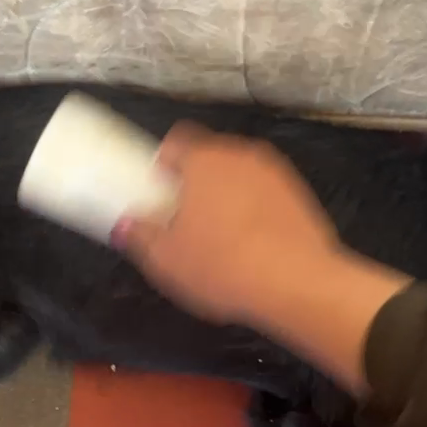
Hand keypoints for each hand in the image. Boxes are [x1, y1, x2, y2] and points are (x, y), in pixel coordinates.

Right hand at [115, 124, 343, 324]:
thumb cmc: (222, 266)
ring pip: (238, 177)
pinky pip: (264, 195)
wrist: (298, 284)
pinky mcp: (300, 195)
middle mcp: (240, 154)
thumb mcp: (165, 260)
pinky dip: (254, 211)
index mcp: (202, 160)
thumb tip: (126, 223)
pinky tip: (252, 247)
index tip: (158, 197)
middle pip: (207, 158)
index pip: (174, 142)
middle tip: (184, 224)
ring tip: (221, 240)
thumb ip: (140, 235)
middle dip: (194, 184)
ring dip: (226, 198)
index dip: (161, 166)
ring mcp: (275, 173)